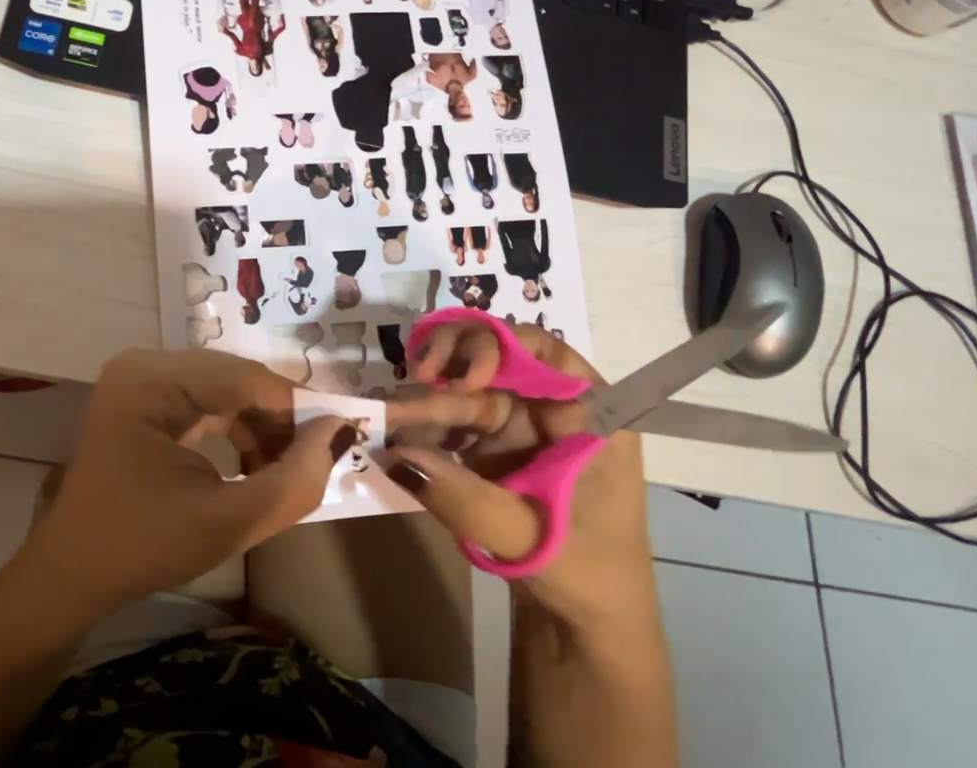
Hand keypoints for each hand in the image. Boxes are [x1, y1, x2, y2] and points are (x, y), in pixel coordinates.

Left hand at [22, 349, 356, 610]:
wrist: (74, 572)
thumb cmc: (143, 547)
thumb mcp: (228, 522)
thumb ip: (292, 480)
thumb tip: (340, 433)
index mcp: (152, 382)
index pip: (246, 378)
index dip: (298, 409)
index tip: (342, 442)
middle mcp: (145, 365)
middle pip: (236, 377)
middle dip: (280, 418)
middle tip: (315, 461)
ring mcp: (141, 380)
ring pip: (225, 388)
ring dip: (260, 425)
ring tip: (285, 470)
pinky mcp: (143, 398)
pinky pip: (206, 400)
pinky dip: (236, 427)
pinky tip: (255, 465)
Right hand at [391, 321, 655, 625]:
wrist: (583, 628)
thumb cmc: (584, 578)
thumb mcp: (527, 537)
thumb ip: (463, 497)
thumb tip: (394, 456)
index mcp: (590, 417)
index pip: (547, 354)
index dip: (500, 347)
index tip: (460, 374)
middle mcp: (552, 410)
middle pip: (498, 362)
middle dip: (451, 365)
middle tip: (412, 380)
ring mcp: (518, 429)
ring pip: (466, 391)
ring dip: (426, 397)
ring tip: (386, 414)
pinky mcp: (489, 451)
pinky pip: (452, 423)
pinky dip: (422, 425)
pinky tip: (393, 433)